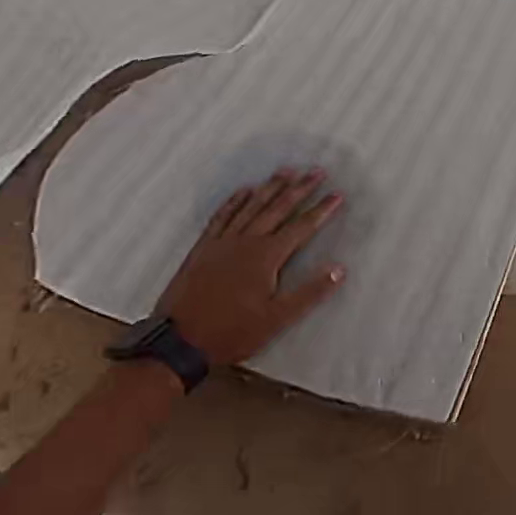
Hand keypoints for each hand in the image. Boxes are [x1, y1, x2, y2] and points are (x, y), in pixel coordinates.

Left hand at [156, 167, 345, 366]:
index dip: (322, 210)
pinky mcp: (202, 250)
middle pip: (278, 209)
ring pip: (251, 208)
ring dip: (270, 188)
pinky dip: (234, 202)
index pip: (302, 227)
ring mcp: (221, 244)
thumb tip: (340, 269)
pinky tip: (243, 191)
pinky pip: (221, 218)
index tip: (338, 194)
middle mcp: (245, 243)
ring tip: (285, 171)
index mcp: (266, 257)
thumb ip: (310, 292)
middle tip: (316, 171)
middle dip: (299, 189)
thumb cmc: (232, 332)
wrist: (175, 344)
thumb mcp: (277, 318)